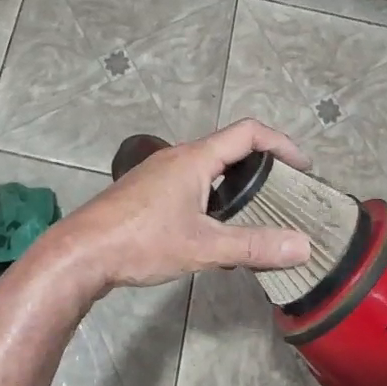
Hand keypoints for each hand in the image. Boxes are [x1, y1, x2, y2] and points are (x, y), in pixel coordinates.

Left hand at [50, 119, 313, 292]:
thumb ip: (254, 246)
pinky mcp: (147, 192)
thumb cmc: (142, 242)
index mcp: (195, 159)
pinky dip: (214, 199)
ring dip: (237, 186)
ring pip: (209, 170)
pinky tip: (216, 234)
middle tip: (286, 195)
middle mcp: (178, 157)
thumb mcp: (204, 247)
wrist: (82, 252)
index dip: (281, 144)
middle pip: (230, 150)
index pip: (248, 133)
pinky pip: (192, 185)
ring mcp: (159, 174)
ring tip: (257, 217)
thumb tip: (302, 245)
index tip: (304, 167)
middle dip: (262, 168)